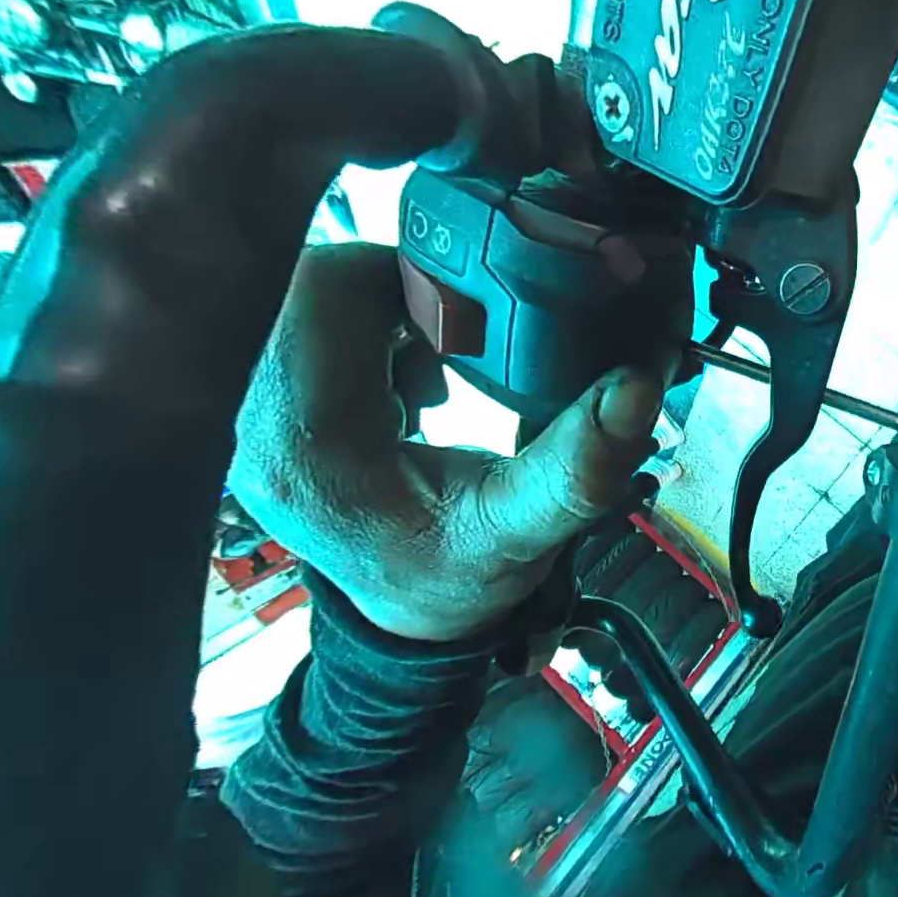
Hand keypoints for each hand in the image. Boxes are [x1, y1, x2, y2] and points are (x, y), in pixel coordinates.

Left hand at [228, 243, 664, 641]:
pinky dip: (376, 328)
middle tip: (465, 330)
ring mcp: (261, 415)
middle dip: (399, 291)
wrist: (411, 613)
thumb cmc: (458, 579)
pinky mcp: (280, 409)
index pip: (329, 295)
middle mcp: (260, 423)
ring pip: (312, 300)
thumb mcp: (522, 532)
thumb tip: (637, 389)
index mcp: (306, 448)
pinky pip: (316, 328)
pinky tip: (419, 374)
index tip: (476, 320)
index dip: (409, 283)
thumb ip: (577, 469)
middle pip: (313, 286)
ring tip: (445, 354)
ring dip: (388, 309)